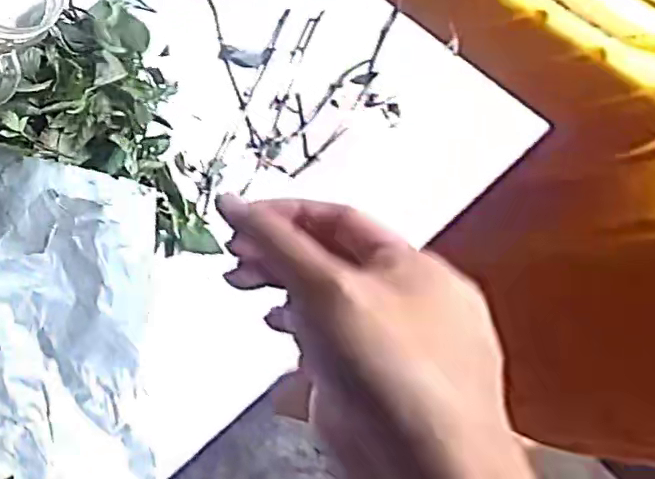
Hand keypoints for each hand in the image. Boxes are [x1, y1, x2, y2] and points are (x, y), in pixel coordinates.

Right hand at [216, 196, 531, 478]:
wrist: (422, 463)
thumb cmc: (398, 375)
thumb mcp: (322, 284)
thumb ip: (272, 237)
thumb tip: (232, 202)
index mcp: (419, 270)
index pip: (337, 216)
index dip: (283, 212)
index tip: (241, 217)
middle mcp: (410, 299)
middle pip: (324, 251)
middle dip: (272, 249)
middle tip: (237, 251)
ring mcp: (392, 336)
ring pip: (319, 287)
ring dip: (274, 280)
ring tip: (243, 283)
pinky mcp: (373, 366)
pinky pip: (323, 324)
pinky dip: (290, 316)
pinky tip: (276, 323)